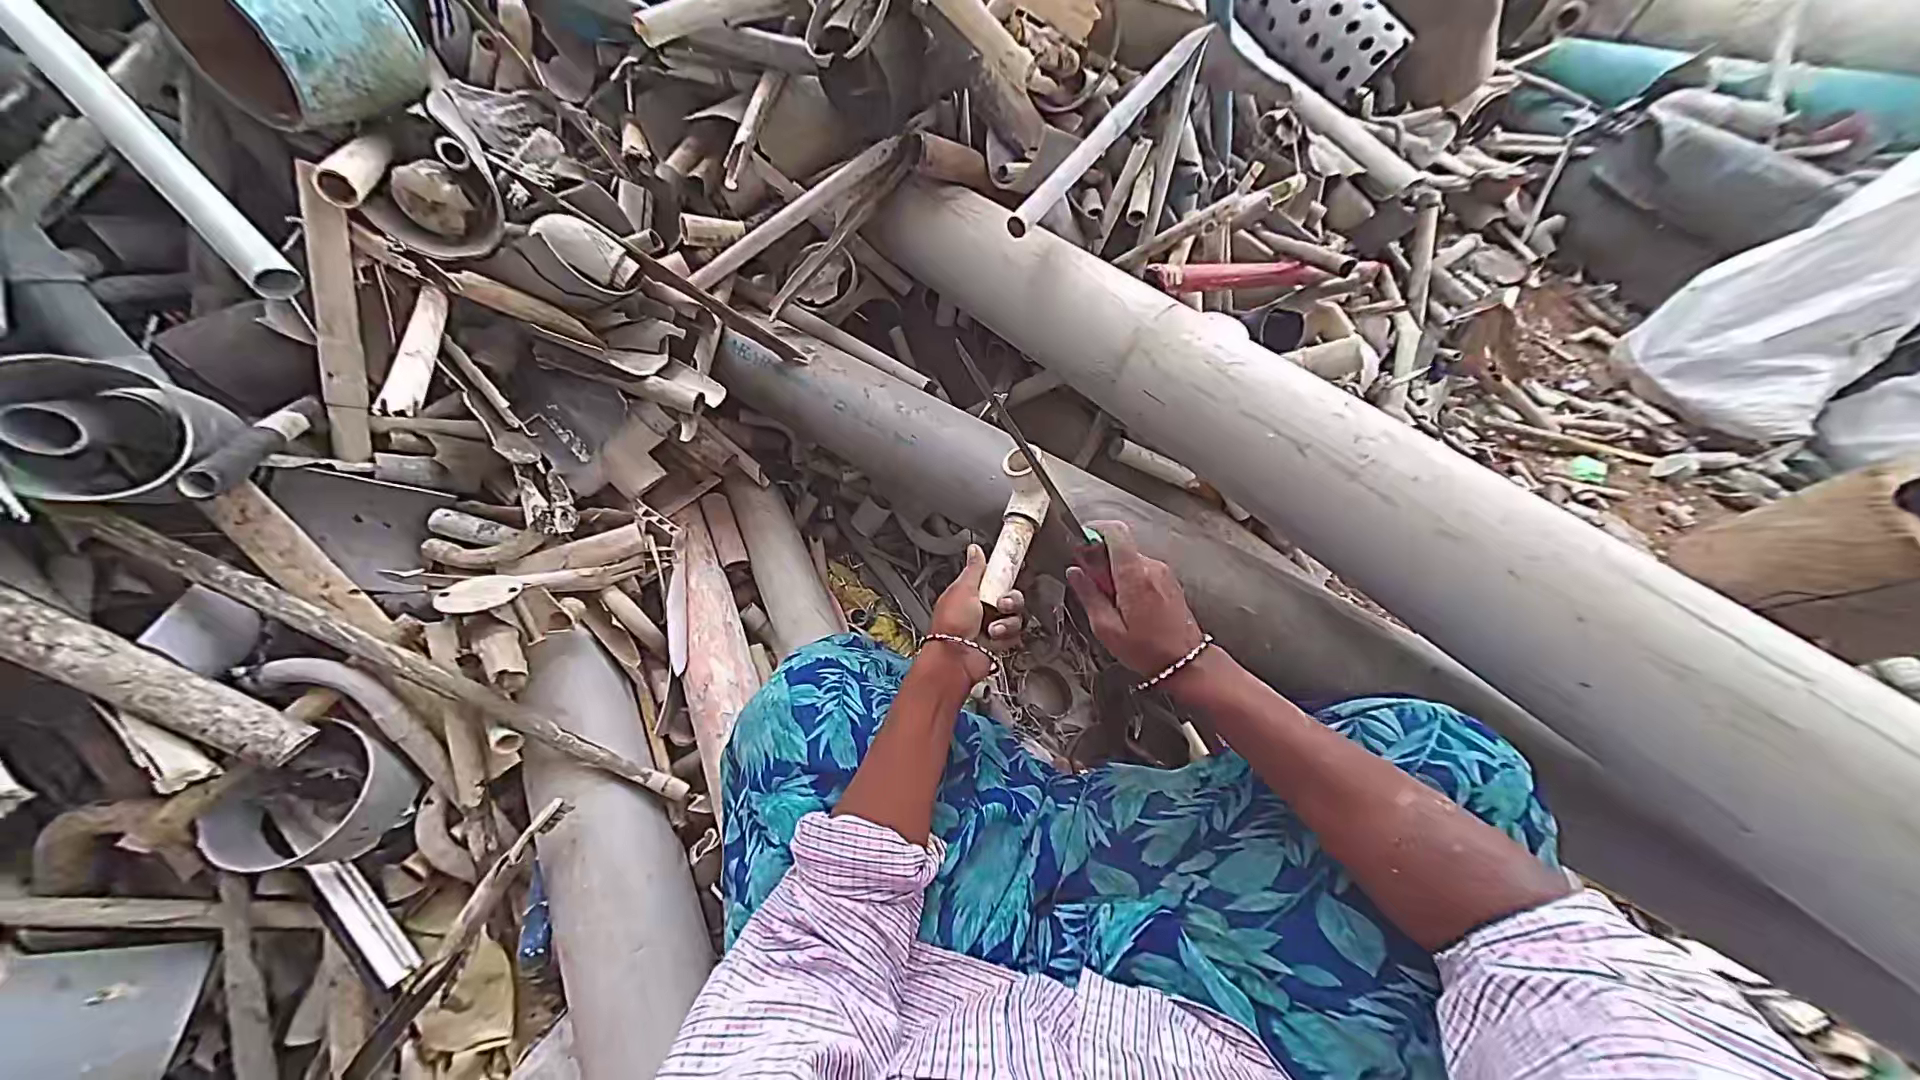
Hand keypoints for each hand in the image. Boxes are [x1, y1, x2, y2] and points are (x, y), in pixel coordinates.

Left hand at [928, 544, 1025, 679]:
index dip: (1004, 577)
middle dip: (1011, 599)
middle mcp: (982, 608)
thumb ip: (973, 568)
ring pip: (1016, 615)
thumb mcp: (962, 589)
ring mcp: (992, 625)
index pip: (995, 578)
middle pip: (1011, 595)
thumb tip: (974, 549)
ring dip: (1007, 621)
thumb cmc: (951, 625)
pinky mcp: (1000, 641)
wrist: (955, 658)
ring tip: (993, 627)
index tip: (1009, 578)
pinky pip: (1016, 632)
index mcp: (972, 592)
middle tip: (1001, 603)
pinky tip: (994, 638)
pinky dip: (1007, 635)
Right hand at [1066, 520, 1204, 676]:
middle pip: (1119, 547)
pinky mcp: (1168, 581)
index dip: (1094, 531)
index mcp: (1135, 575)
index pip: (1115, 532)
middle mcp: (1152, 567)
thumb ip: (1089, 595)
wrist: (1186, 663)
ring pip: (1129, 559)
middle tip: (1092, 588)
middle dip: (1100, 562)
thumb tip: (1074, 573)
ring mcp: (1163, 573)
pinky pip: (1141, 570)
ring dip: (1114, 574)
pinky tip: (1128, 606)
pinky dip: (1128, 580)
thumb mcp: (1107, 628)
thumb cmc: (1148, 650)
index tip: (1082, 545)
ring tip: (1112, 604)